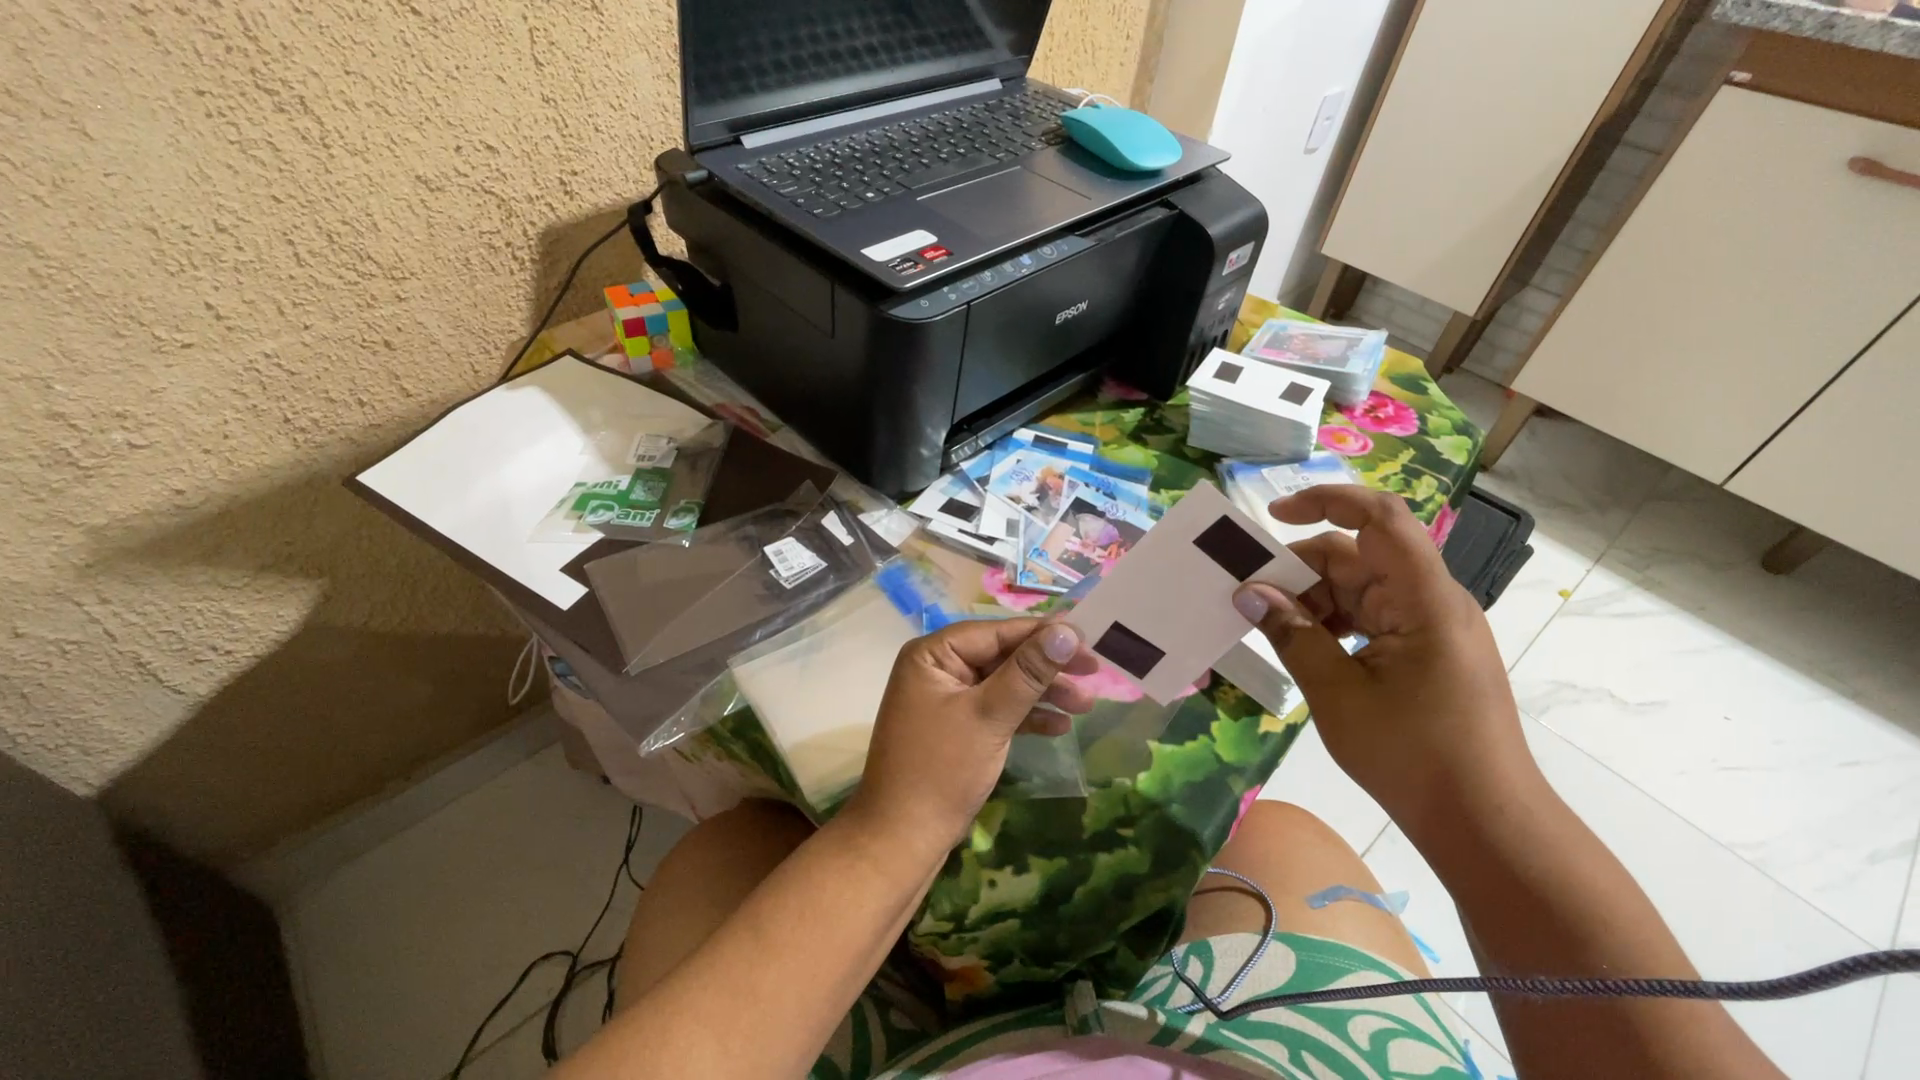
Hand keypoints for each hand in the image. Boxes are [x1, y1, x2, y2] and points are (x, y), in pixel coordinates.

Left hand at [847, 618, 1096, 856]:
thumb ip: (1028, 671)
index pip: (997, 631)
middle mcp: (936, 669)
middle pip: (1002, 655)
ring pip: (1003, 684)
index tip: (1089, 639)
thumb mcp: (990, 715)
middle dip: (1047, 666)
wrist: (902, 838)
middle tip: (1095, 672)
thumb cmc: (942, 769)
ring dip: (1042, 693)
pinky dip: (1025, 716)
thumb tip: (1066, 630)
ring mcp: (945, 700)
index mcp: (933, 655)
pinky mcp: (955, 728)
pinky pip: (995, 710)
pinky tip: (1059, 727)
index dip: (1044, 634)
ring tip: (1085, 706)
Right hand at [1230, 486, 1533, 824]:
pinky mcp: (1429, 653)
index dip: (1326, 501)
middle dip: (1303, 569)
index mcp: (1424, 600)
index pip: (1379, 519)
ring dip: (1315, 602)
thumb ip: (1292, 635)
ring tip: (1272, 631)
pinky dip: (1336, 625)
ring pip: (1363, 589)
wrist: (1484, 821)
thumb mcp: (1337, 694)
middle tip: (1250, 597)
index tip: (1272, 516)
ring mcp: (1433, 628)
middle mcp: (1434, 602)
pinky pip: (1374, 618)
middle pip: (1361, 557)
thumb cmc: (1412, 755)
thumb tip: (1249, 592)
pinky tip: (1305, 649)